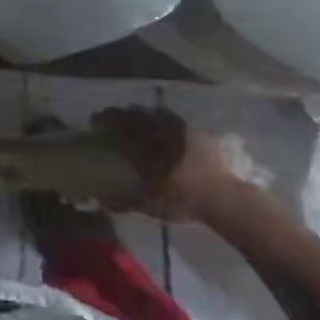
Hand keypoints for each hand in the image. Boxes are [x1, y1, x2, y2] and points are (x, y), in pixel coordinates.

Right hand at [90, 106, 246, 221]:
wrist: (225, 199)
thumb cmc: (184, 203)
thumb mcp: (150, 207)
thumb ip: (124, 202)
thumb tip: (100, 200)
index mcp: (142, 148)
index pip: (117, 126)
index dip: (103, 120)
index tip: (94, 120)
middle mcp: (157, 133)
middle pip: (133, 115)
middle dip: (119, 114)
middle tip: (111, 118)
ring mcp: (178, 130)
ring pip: (152, 113)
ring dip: (139, 113)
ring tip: (135, 118)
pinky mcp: (195, 132)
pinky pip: (172, 118)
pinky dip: (162, 117)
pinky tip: (162, 123)